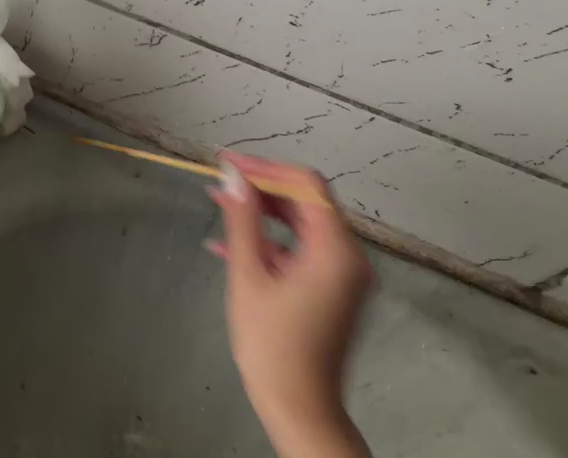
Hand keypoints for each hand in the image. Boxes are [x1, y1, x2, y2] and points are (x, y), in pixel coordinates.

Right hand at [207, 151, 373, 457]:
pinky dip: (269, 239)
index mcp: (336, 251)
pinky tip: (228, 244)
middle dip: (262, 186)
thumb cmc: (271, 342)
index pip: (306, 185)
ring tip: (219, 203)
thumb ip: (243, 220)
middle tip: (220, 178)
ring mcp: (342, 274)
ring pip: (302, 223)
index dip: (266, 167)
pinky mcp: (330, 289)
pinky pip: (301, 249)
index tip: (228, 161)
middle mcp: (348, 257)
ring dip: (262, 211)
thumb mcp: (250, 274)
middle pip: (307, 201)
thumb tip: (233, 177)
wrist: (298, 405)